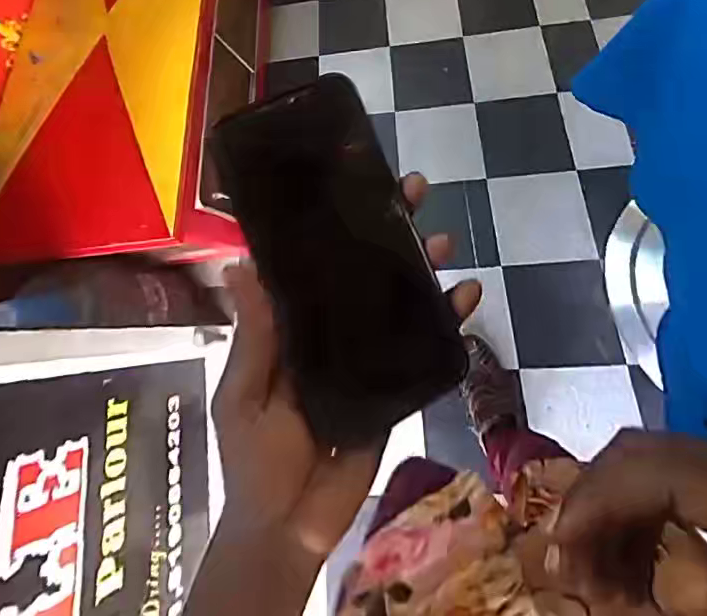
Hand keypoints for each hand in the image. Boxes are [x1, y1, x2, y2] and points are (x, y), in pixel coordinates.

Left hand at [212, 172, 480, 558]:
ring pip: (400, 297)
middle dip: (391, 227)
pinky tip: (466, 294)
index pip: (317, 260)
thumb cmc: (255, 456)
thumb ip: (254, 335)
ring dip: (424, 264)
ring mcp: (367, 351)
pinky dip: (447, 319)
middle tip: (414, 190)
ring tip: (443, 237)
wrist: (291, 524)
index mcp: (294, 321)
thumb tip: (240, 264)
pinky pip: (425, 345)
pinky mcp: (396, 381)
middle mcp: (333, 325)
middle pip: (366, 267)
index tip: (355, 182)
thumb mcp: (244, 393)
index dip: (337, 222)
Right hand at [548, 430, 706, 615]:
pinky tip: (624, 561)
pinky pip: (668, 479)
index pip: (663, 472)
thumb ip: (669, 603)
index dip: (600, 498)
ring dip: (608, 509)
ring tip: (589, 570)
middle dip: (594, 502)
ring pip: (648, 460)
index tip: (557, 543)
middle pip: (647, 454)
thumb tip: (583, 574)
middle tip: (561, 558)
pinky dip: (633, 515)